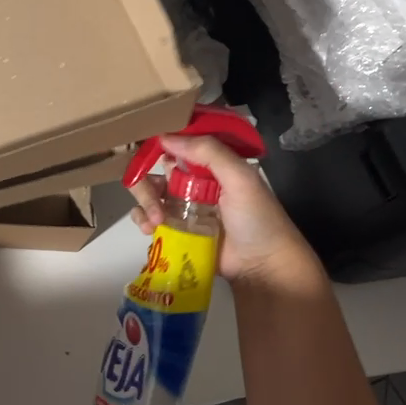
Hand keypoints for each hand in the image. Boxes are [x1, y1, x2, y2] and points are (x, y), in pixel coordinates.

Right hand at [125, 133, 318, 286]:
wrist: (263, 268)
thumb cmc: (256, 219)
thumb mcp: (240, 179)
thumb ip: (208, 152)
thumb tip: (164, 136)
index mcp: (210, 165)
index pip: (177, 145)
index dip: (157, 144)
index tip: (143, 149)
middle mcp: (193, 182)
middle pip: (154, 170)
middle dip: (145, 182)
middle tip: (153, 199)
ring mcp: (181, 206)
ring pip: (147, 192)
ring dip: (144, 202)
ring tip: (155, 221)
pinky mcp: (174, 229)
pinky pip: (146, 217)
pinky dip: (142, 219)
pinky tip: (150, 229)